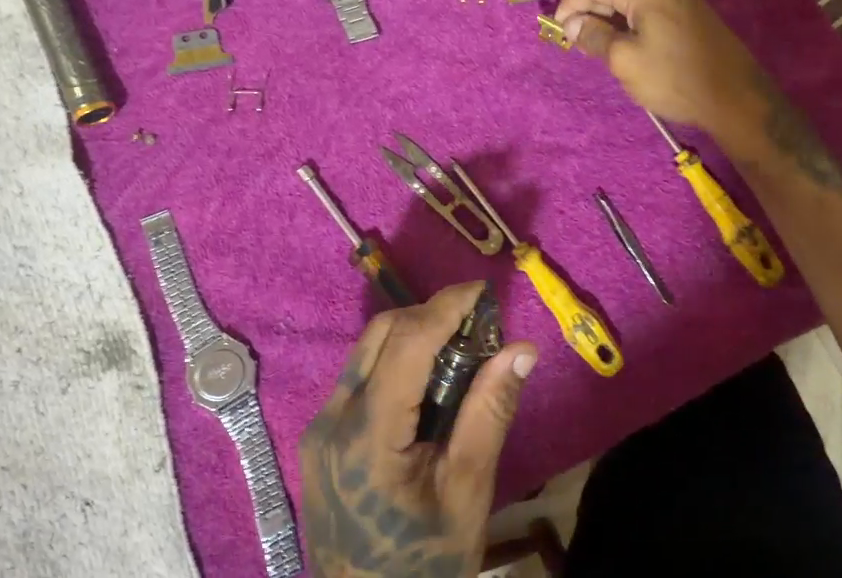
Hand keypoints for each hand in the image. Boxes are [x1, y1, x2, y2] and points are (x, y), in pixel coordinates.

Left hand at [299, 282, 538, 577]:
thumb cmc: (425, 561)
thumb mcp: (467, 491)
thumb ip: (489, 413)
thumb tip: (522, 347)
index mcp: (366, 436)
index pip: (407, 344)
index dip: (446, 307)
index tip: (483, 290)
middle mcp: (331, 420)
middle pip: (380, 336)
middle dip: (430, 315)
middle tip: (478, 323)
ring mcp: (319, 429)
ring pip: (366, 352)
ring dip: (412, 335)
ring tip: (460, 348)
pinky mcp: (320, 439)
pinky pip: (359, 378)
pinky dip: (395, 363)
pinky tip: (428, 383)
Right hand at [554, 0, 766, 142]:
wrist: (737, 99)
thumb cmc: (675, 79)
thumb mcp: (625, 61)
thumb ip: (595, 37)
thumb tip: (573, 24)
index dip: (570, 3)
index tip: (558, 30)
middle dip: (590, 11)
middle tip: (576, 42)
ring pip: (634, 1)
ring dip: (611, 19)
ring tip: (599, 47)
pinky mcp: (695, 16)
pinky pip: (653, 11)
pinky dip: (633, 23)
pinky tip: (629, 47)